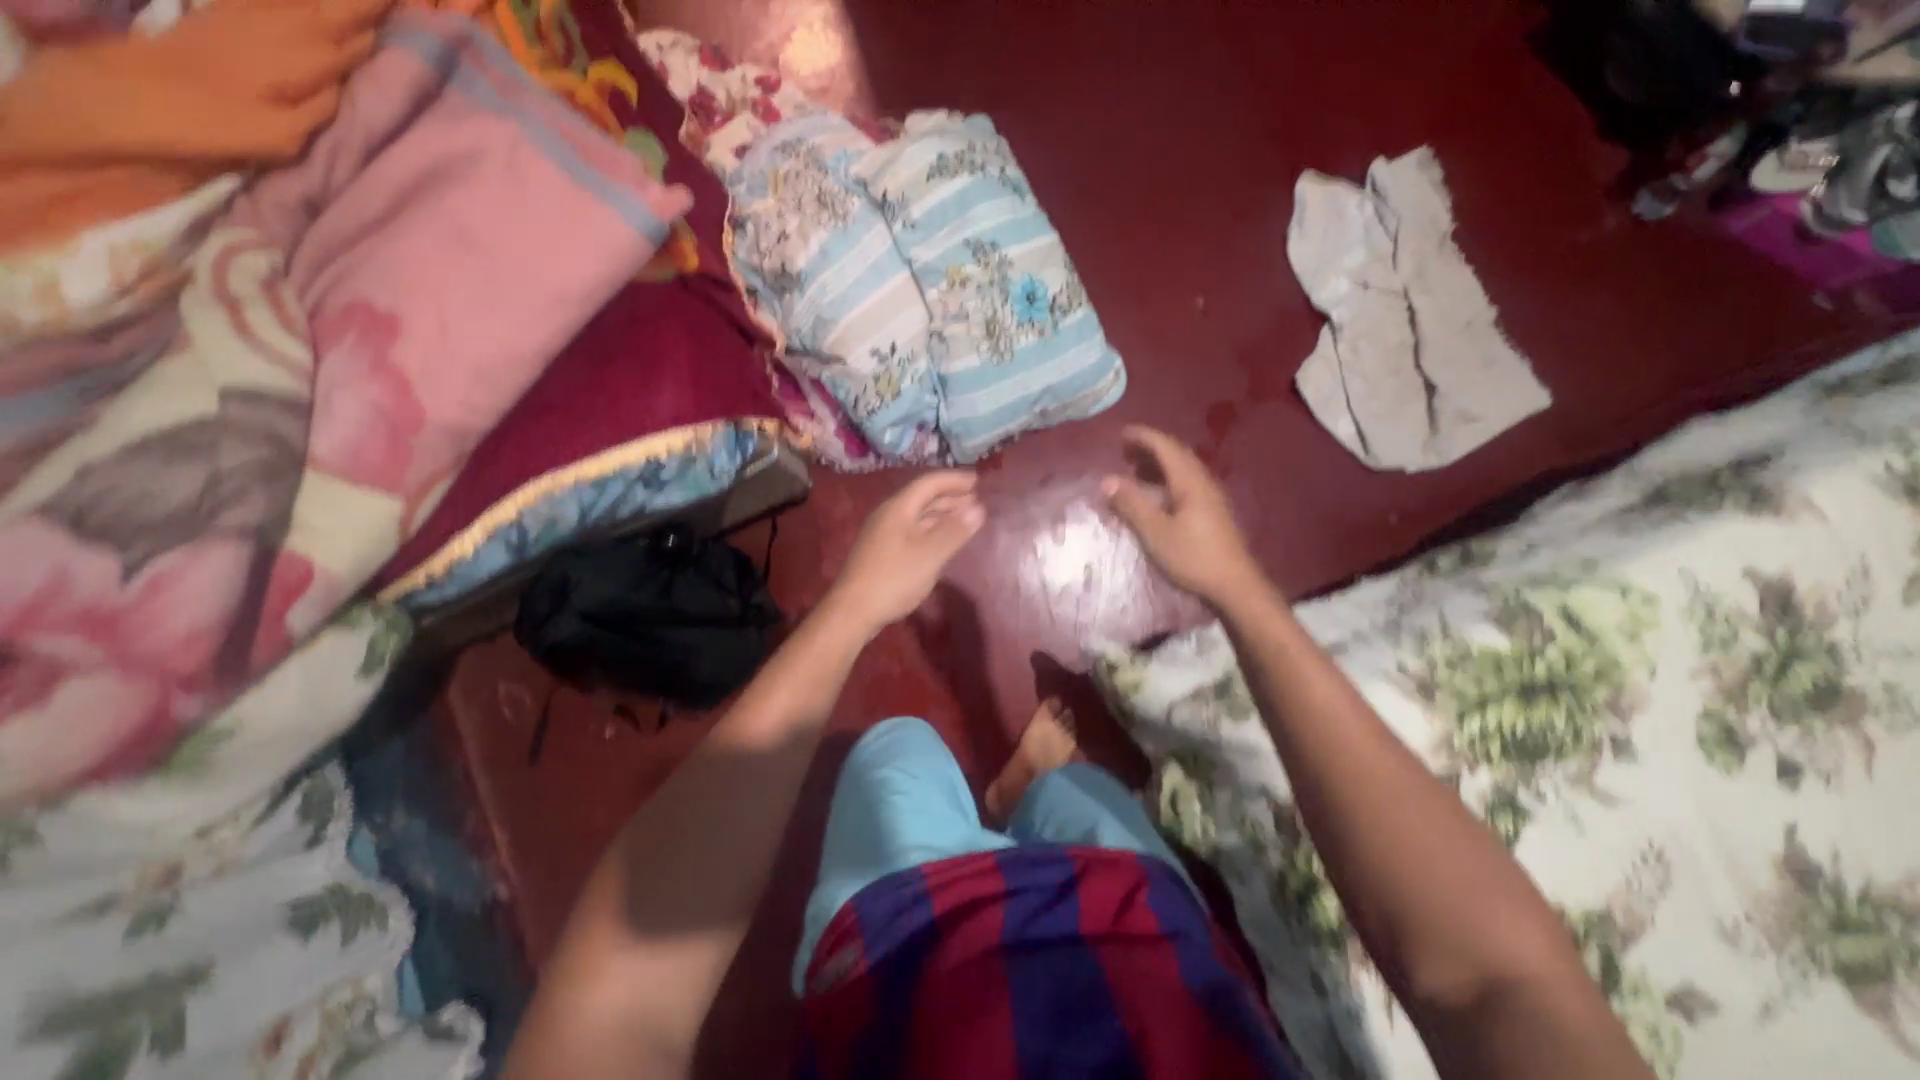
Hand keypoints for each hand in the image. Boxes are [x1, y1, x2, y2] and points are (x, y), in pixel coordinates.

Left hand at [821, 471, 984, 635]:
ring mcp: (883, 534)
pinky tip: (942, 542)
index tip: (978, 481)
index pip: (929, 483)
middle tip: (976, 501)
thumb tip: (978, 508)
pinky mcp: (882, 552)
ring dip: (942, 515)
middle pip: (922, 498)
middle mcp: (889, 515)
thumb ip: (954, 530)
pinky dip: (931, 530)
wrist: (853, 611)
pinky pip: (912, 531)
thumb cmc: (894, 579)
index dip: (954, 480)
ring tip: (965, 519)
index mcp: (898, 508)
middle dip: (950, 498)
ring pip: (917, 516)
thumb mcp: (930, 555)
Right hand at [1103, 425, 1265, 606]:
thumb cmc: (1193, 556)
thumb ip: (1131, 504)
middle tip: (1125, 452)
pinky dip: (1166, 481)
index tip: (1122, 435)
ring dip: (1158, 466)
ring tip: (1135, 472)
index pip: (1165, 447)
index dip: (1143, 437)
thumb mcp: (1155, 532)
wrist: (1234, 584)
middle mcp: (1202, 483)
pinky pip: (1186, 485)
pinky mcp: (1212, 513)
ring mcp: (1210, 498)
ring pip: (1182, 471)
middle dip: (1149, 449)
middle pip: (1176, 455)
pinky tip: (1156, 497)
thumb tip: (1107, 480)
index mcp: (1190, 482)